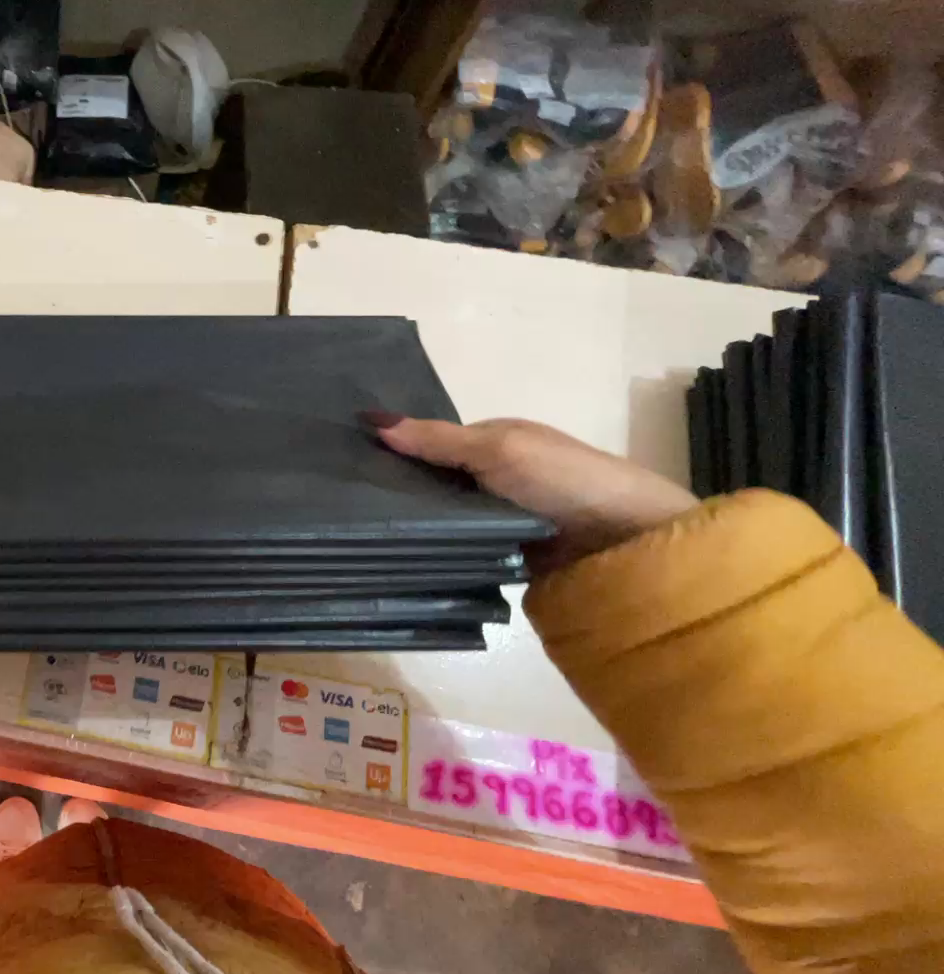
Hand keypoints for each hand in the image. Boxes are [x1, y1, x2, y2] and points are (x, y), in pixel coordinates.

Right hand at [363, 413, 699, 573]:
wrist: (623, 542)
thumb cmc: (562, 480)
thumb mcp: (496, 449)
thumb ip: (435, 439)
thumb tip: (371, 419)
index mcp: (494, 441)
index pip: (429, 443)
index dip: (394, 451)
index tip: (350, 466)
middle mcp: (492, 476)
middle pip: (430, 482)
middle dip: (399, 490)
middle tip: (349, 505)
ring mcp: (495, 515)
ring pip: (438, 517)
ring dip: (414, 524)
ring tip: (364, 534)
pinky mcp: (497, 551)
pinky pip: (452, 547)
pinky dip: (432, 549)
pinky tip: (399, 554)